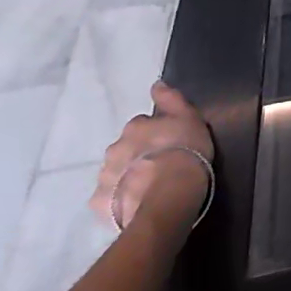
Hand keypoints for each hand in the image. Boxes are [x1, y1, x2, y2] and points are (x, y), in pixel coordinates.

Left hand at [89, 82, 214, 230]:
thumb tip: (156, 84)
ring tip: (148, 191)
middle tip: (158, 168)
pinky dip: (118, 202)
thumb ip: (172, 100)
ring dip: (127, 178)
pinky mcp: (101, 204)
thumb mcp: (189, 119)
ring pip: (115, 173)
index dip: (155, 135)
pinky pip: (108, 201)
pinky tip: (135, 206)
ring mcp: (105, 176)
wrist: (168, 197)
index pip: (142, 125)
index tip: (168, 144)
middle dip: (137, 156)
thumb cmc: (184, 153)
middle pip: (125, 149)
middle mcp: (115, 148)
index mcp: (135, 127)